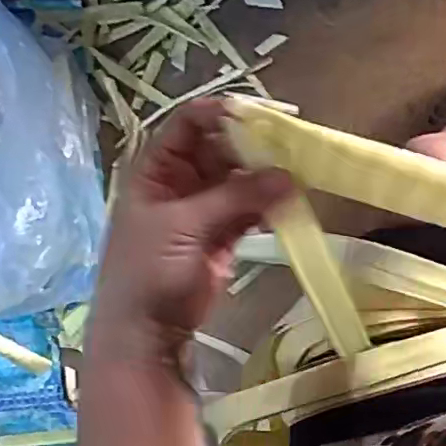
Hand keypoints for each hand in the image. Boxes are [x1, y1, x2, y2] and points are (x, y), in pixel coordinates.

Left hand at [91, 99, 293, 361]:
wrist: (148, 331)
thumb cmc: (149, 271)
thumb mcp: (184, 226)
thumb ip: (235, 198)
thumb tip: (286, 176)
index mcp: (157, 169)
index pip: (190, 124)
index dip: (223, 113)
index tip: (263, 114)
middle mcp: (181, 184)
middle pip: (221, 151)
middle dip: (254, 148)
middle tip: (291, 149)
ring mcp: (204, 212)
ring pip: (240, 183)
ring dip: (266, 181)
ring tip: (298, 177)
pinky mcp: (224, 239)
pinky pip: (250, 214)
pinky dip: (268, 210)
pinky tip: (289, 206)